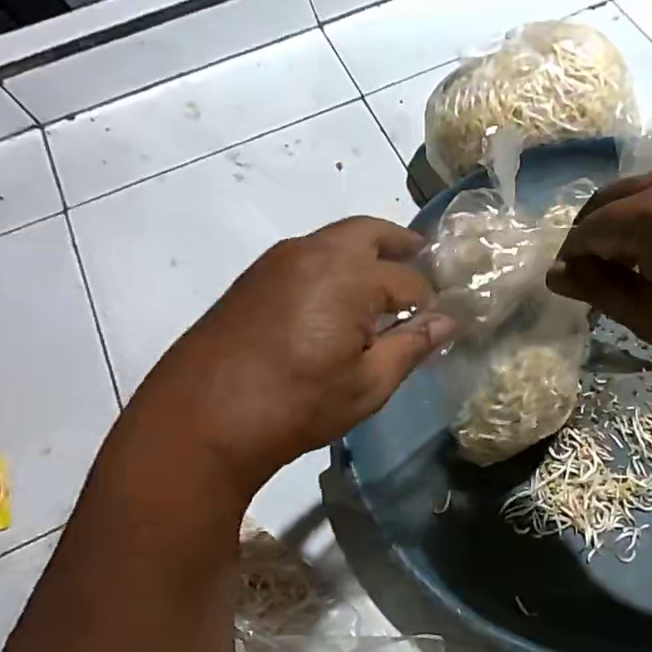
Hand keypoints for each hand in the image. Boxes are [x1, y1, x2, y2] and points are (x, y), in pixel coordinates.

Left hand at [129, 217, 456, 488]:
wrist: (202, 418)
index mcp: (349, 275)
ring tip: (383, 289)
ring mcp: (279, 261)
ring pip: (336, 240)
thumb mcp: (368, 383)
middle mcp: (314, 252)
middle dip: (401, 245)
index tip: (441, 322)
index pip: (409, 280)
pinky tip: (339, 303)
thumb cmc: (297, 405)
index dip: (430, 303)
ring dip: (366, 254)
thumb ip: (412, 345)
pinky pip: (309, 256)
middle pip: (370, 232)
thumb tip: (449, 322)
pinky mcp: (254, 277)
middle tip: (423, 263)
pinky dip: (335, 266)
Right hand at [547, 165, 651, 394]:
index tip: (567, 283)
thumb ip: (599, 289)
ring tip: (623, 264)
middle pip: (611, 199)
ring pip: (640, 190)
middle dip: (592, 234)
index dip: (572, 257)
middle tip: (589, 274)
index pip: (591, 228)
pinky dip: (651, 213)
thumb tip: (555, 275)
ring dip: (621, 221)